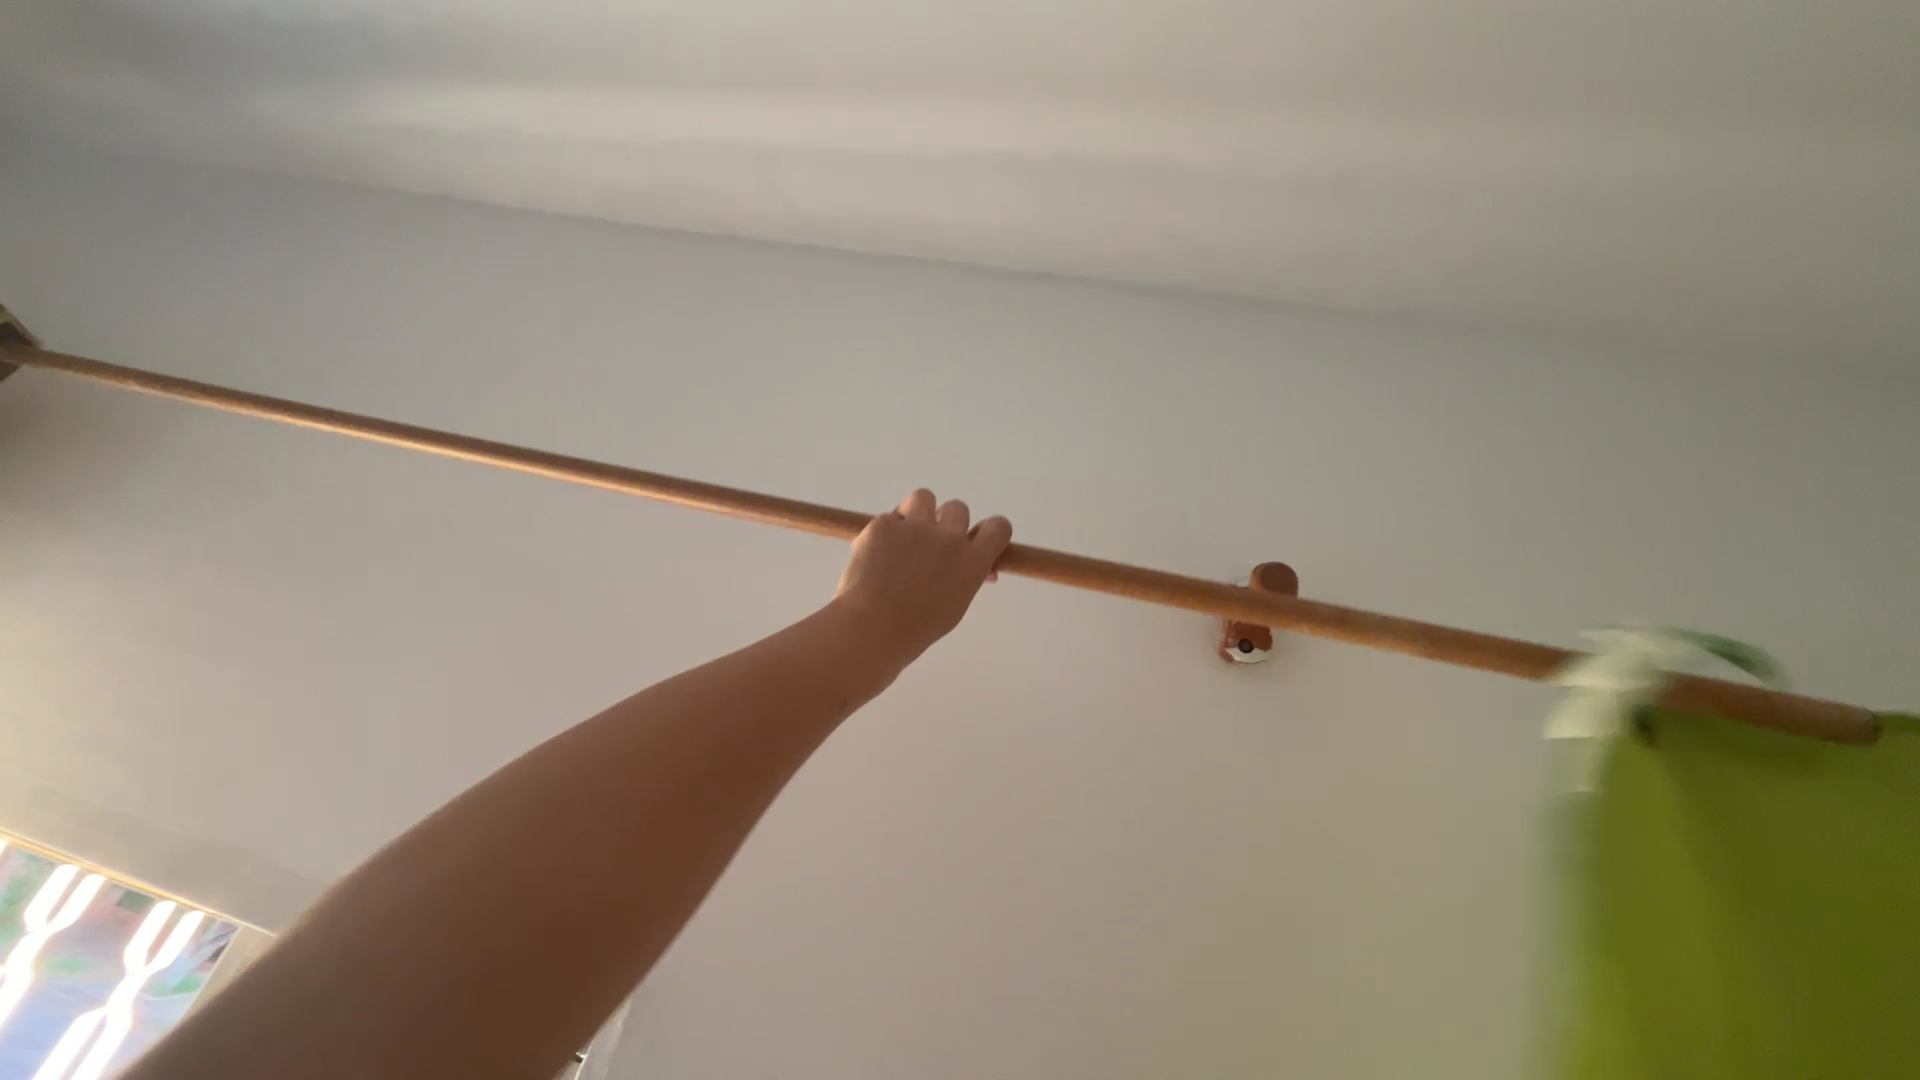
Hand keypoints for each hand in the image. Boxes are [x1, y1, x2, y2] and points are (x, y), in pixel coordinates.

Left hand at [831, 489, 1011, 664]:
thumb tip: (976, 569)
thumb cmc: (916, 629)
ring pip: (923, 497)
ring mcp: (915, 526)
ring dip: (917, 513)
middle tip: (928, 547)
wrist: (872, 628)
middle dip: (946, 524)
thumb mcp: (954, 606)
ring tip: (902, 537)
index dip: (988, 531)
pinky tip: (874, 554)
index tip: (975, 541)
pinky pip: (888, 518)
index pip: (997, 527)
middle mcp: (949, 537)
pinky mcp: (884, 524)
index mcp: (972, 561)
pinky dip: (883, 533)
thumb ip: (965, 579)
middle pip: (958, 509)